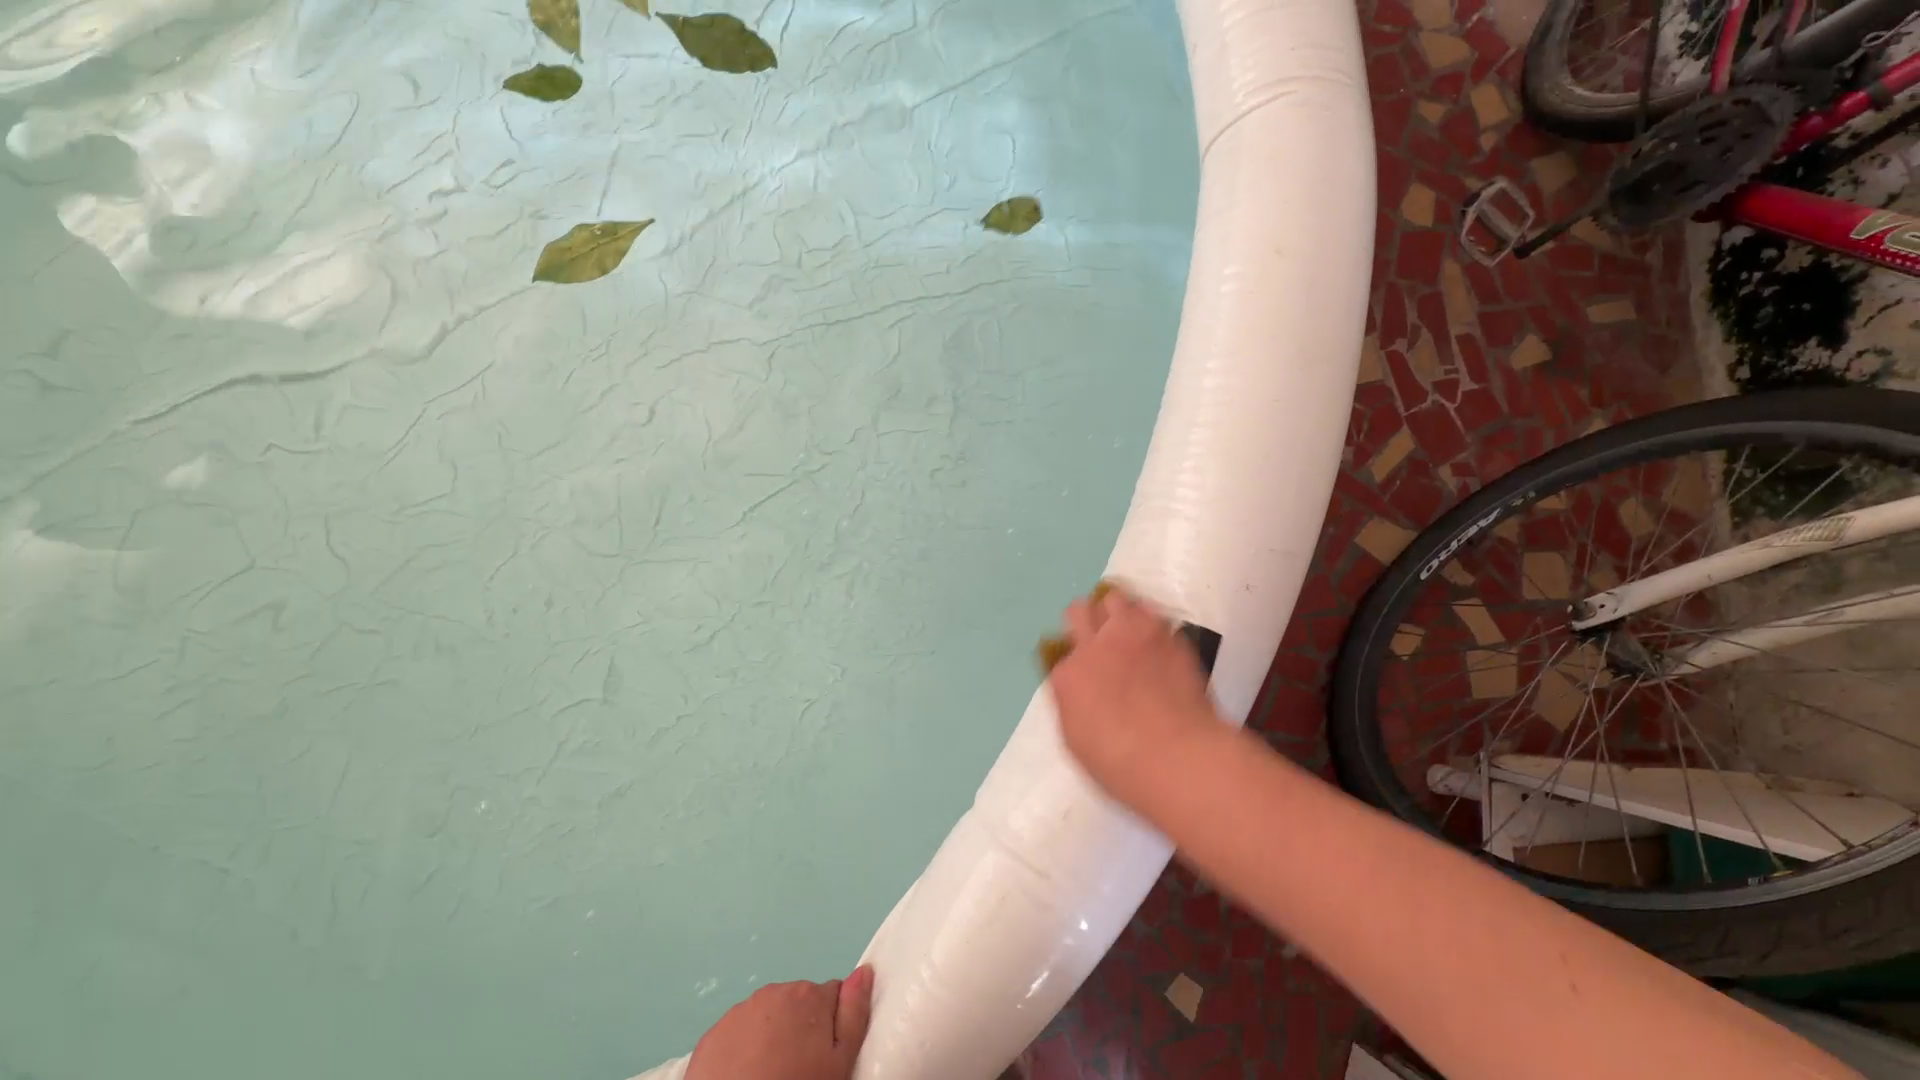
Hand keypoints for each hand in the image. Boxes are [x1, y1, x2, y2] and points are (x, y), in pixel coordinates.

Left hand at [685, 966, 873, 1079]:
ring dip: (773, 1037)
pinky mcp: (713, 1033)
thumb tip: (863, 971)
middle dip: (802, 1029)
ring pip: (768, 1017)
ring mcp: (740, 1010)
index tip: (825, 1054)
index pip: (832, 998)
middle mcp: (775, 991)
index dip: (831, 1027)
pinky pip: (739, 1032)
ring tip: (773, 1074)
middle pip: (798, 1005)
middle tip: (800, 1067)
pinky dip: (744, 1048)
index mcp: (810, 995)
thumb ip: (855, 1013)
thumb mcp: (840, 1061)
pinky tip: (746, 1075)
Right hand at [1047, 585, 1226, 804]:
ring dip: (1117, 612)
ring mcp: (1133, 635)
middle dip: (1085, 619)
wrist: (1178, 756)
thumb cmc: (1121, 763)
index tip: (1083, 670)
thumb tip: (1076, 686)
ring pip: (1116, 599)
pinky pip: (1151, 614)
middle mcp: (1095, 645)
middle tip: (1097, 636)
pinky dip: (1148, 623)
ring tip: (1128, 630)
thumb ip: (1071, 703)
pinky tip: (1155, 641)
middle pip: (1080, 609)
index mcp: (1068, 674)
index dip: (1073, 659)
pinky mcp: (1168, 636)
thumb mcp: (1076, 739)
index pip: (1060, 652)